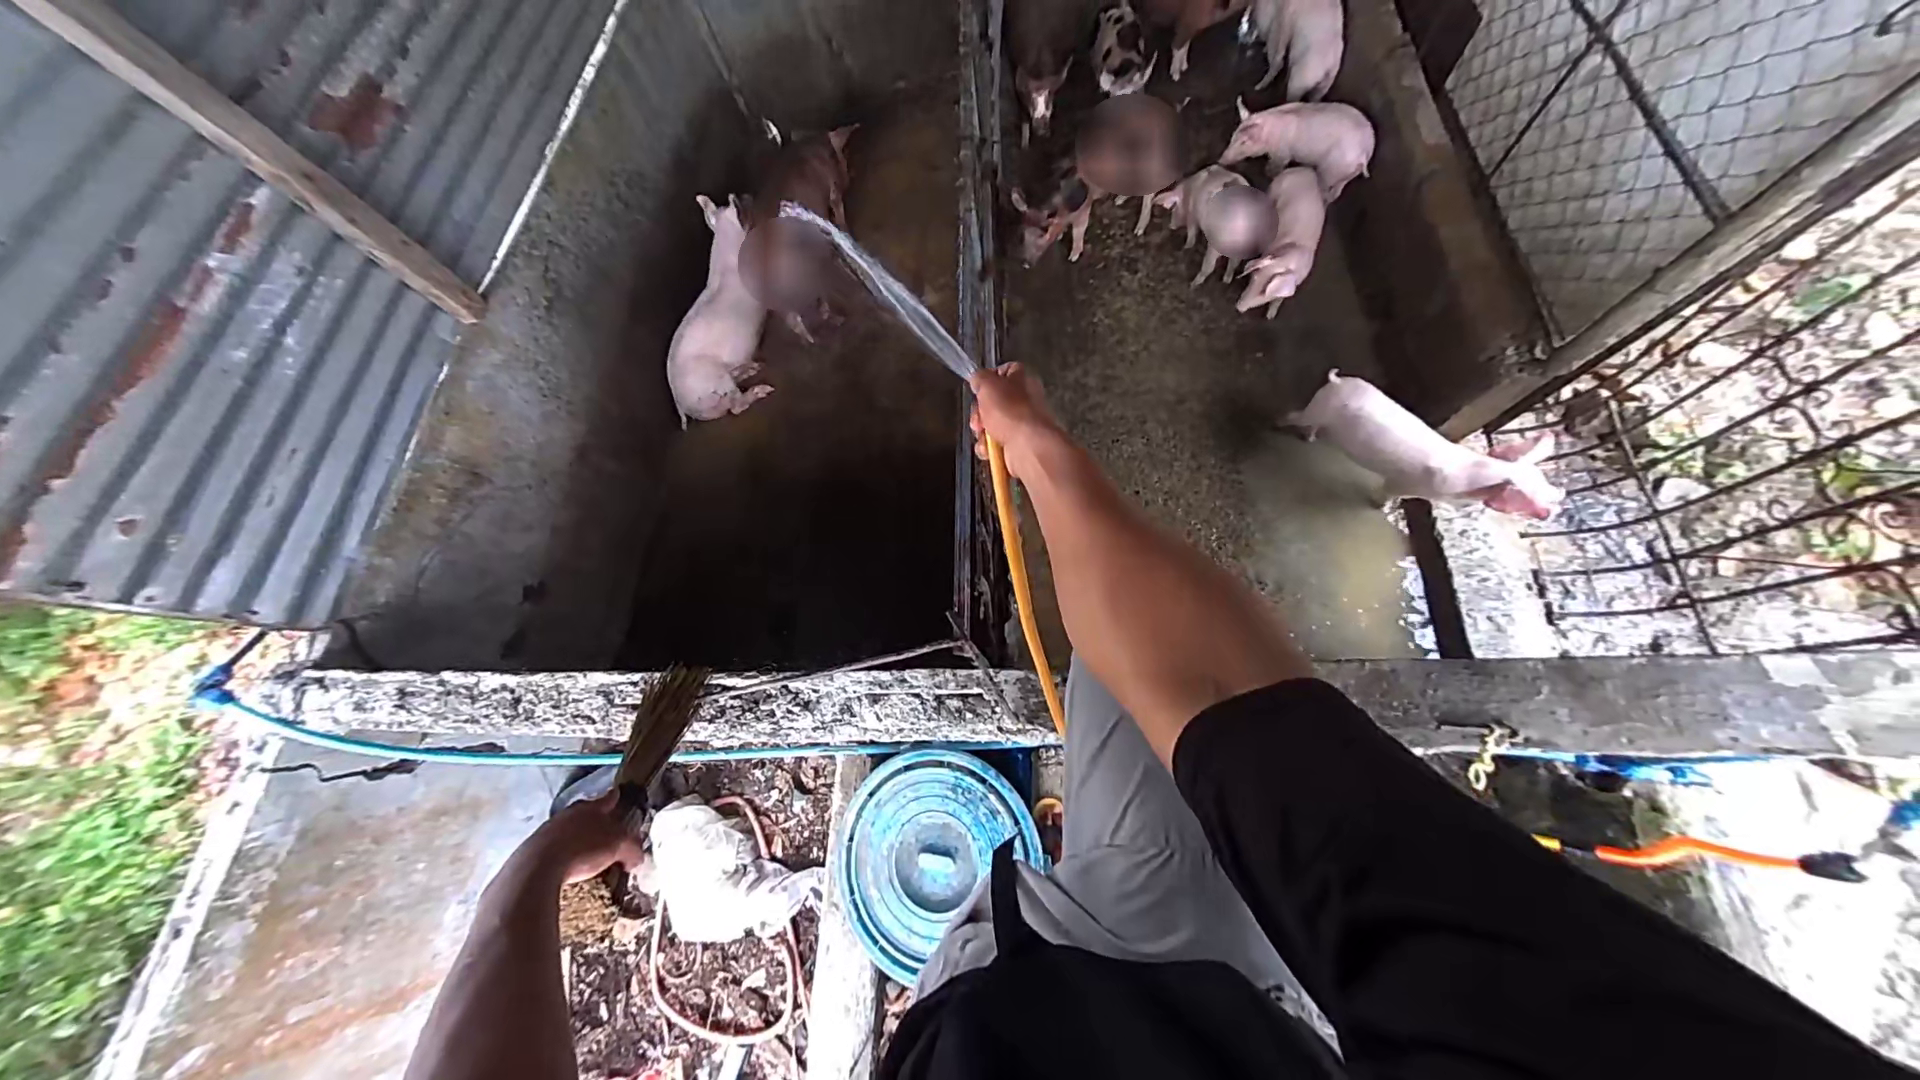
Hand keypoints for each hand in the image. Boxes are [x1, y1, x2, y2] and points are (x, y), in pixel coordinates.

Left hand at [522, 791, 645, 884]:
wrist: (536, 869)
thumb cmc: (584, 850)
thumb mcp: (619, 847)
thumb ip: (632, 849)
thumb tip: (637, 858)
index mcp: (593, 807)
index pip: (609, 798)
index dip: (616, 798)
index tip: (619, 796)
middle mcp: (569, 812)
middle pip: (586, 811)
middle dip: (594, 819)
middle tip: (604, 831)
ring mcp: (547, 829)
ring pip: (566, 828)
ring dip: (574, 836)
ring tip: (583, 852)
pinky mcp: (530, 848)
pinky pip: (550, 846)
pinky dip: (558, 852)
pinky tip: (562, 866)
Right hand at [968, 363, 1069, 481]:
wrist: (1027, 446)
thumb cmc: (1011, 411)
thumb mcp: (988, 384)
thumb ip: (980, 377)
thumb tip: (977, 380)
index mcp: (1022, 381)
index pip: (1005, 372)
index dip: (989, 378)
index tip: (978, 387)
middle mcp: (1024, 402)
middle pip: (993, 403)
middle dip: (979, 412)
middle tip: (978, 419)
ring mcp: (1021, 426)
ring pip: (991, 425)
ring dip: (981, 432)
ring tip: (983, 435)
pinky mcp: (1017, 446)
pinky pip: (995, 445)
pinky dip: (988, 449)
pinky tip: (988, 450)